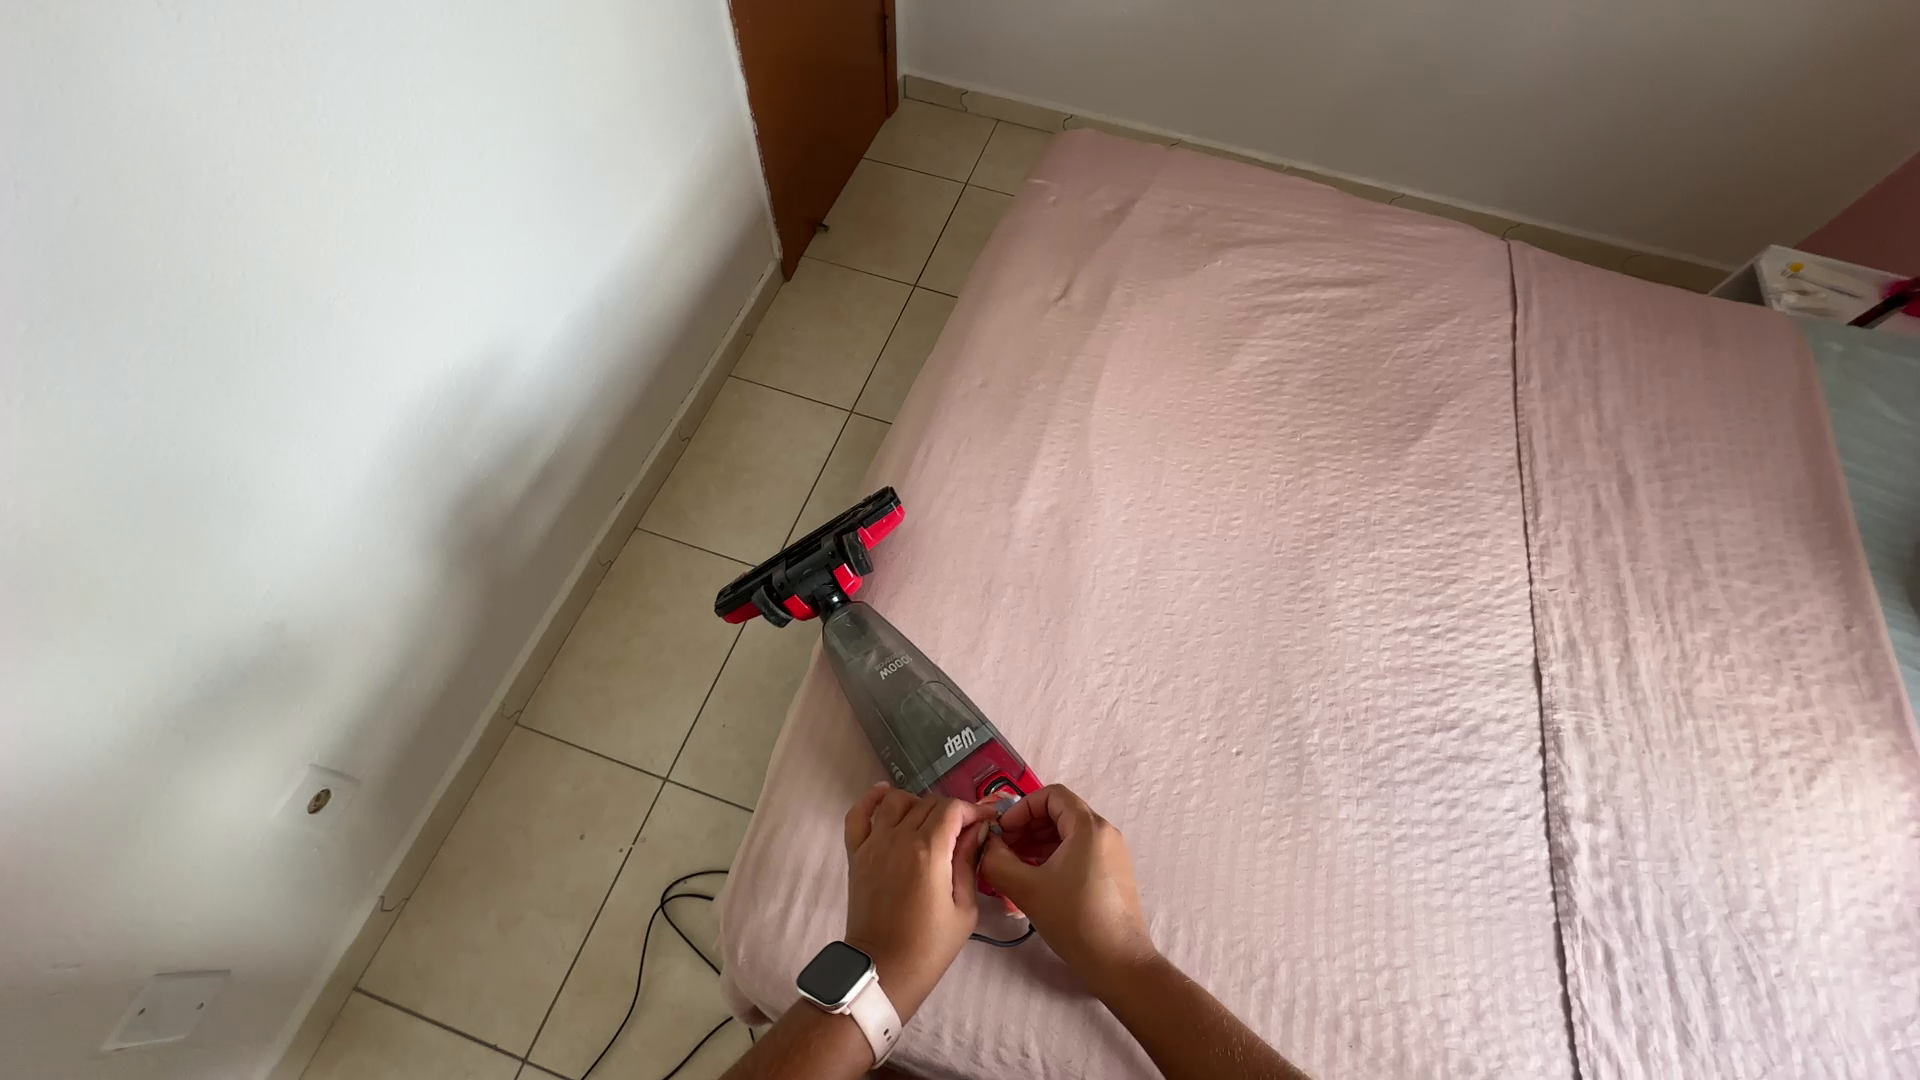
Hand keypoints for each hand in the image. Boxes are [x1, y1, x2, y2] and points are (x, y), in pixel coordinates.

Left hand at [842, 783, 995, 1020]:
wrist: (883, 971)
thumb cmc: (929, 946)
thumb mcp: (965, 908)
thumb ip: (969, 861)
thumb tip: (977, 830)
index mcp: (929, 850)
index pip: (953, 809)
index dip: (973, 810)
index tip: (986, 821)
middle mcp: (899, 837)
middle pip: (928, 803)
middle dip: (951, 811)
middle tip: (964, 830)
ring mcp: (874, 843)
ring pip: (897, 801)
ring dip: (917, 804)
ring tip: (929, 822)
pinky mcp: (856, 854)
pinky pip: (858, 814)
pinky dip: (871, 799)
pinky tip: (886, 794)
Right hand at [978, 784, 1157, 984]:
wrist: (1120, 965)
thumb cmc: (1074, 920)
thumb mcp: (1027, 889)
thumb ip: (997, 861)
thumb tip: (985, 844)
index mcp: (1089, 826)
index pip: (1052, 794)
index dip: (1022, 807)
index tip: (1003, 830)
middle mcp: (1105, 832)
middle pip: (1059, 813)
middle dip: (1027, 825)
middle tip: (1003, 848)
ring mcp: (1112, 853)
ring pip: (1068, 834)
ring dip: (1038, 842)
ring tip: (1014, 865)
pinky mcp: (1113, 873)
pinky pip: (1079, 851)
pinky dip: (1054, 856)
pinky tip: (1035, 878)